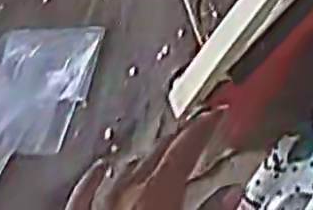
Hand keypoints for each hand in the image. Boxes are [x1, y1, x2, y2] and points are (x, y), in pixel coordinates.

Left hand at [65, 109, 237, 209]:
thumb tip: (230, 195)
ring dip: (147, 158)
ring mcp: (98, 209)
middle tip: (197, 132)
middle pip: (158, 152)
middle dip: (180, 139)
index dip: (206, 124)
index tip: (218, 113)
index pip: (187, 144)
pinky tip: (100, 169)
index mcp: (157, 193)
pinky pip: (83, 196)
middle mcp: (125, 194)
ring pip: (125, 169)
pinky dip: (95, 179)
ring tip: (161, 152)